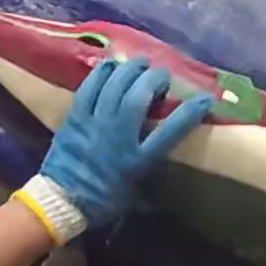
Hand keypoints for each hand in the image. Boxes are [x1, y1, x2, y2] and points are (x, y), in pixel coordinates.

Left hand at [18, 57, 213, 242]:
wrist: (60, 203)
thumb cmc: (101, 202)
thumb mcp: (133, 196)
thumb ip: (151, 181)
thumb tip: (168, 181)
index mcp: (137, 160)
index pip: (170, 131)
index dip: (190, 112)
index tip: (205, 98)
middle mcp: (118, 137)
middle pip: (140, 97)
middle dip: (154, 79)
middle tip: (161, 73)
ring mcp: (94, 124)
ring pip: (115, 86)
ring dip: (130, 69)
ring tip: (140, 62)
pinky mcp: (75, 118)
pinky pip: (89, 87)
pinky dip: (101, 72)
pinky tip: (111, 64)